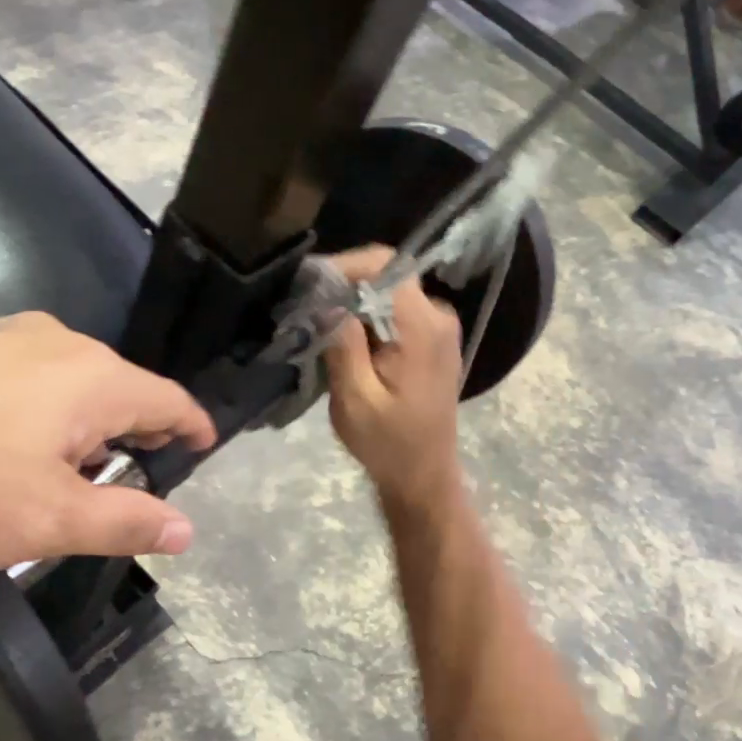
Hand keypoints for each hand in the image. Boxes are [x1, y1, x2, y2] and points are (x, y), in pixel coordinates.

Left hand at [0, 313, 214, 574]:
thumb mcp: (46, 521)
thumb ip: (124, 521)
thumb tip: (185, 529)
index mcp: (88, 376)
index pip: (166, 399)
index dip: (190, 430)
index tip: (200, 452)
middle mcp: (50, 340)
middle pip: (115, 388)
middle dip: (126, 437)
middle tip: (118, 490)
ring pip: (62, 383)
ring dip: (73, 430)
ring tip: (49, 483)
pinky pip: (17, 377)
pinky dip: (29, 414)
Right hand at [321, 246, 465, 503]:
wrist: (423, 476)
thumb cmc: (388, 444)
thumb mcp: (354, 400)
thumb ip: (342, 346)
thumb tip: (325, 301)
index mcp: (421, 326)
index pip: (384, 265)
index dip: (343, 266)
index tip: (308, 286)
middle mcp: (436, 316)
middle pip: (385, 276)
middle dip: (342, 289)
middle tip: (304, 312)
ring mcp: (437, 328)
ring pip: (387, 295)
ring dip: (351, 308)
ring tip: (317, 331)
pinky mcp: (431, 340)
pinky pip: (394, 314)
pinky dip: (366, 321)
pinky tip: (342, 346)